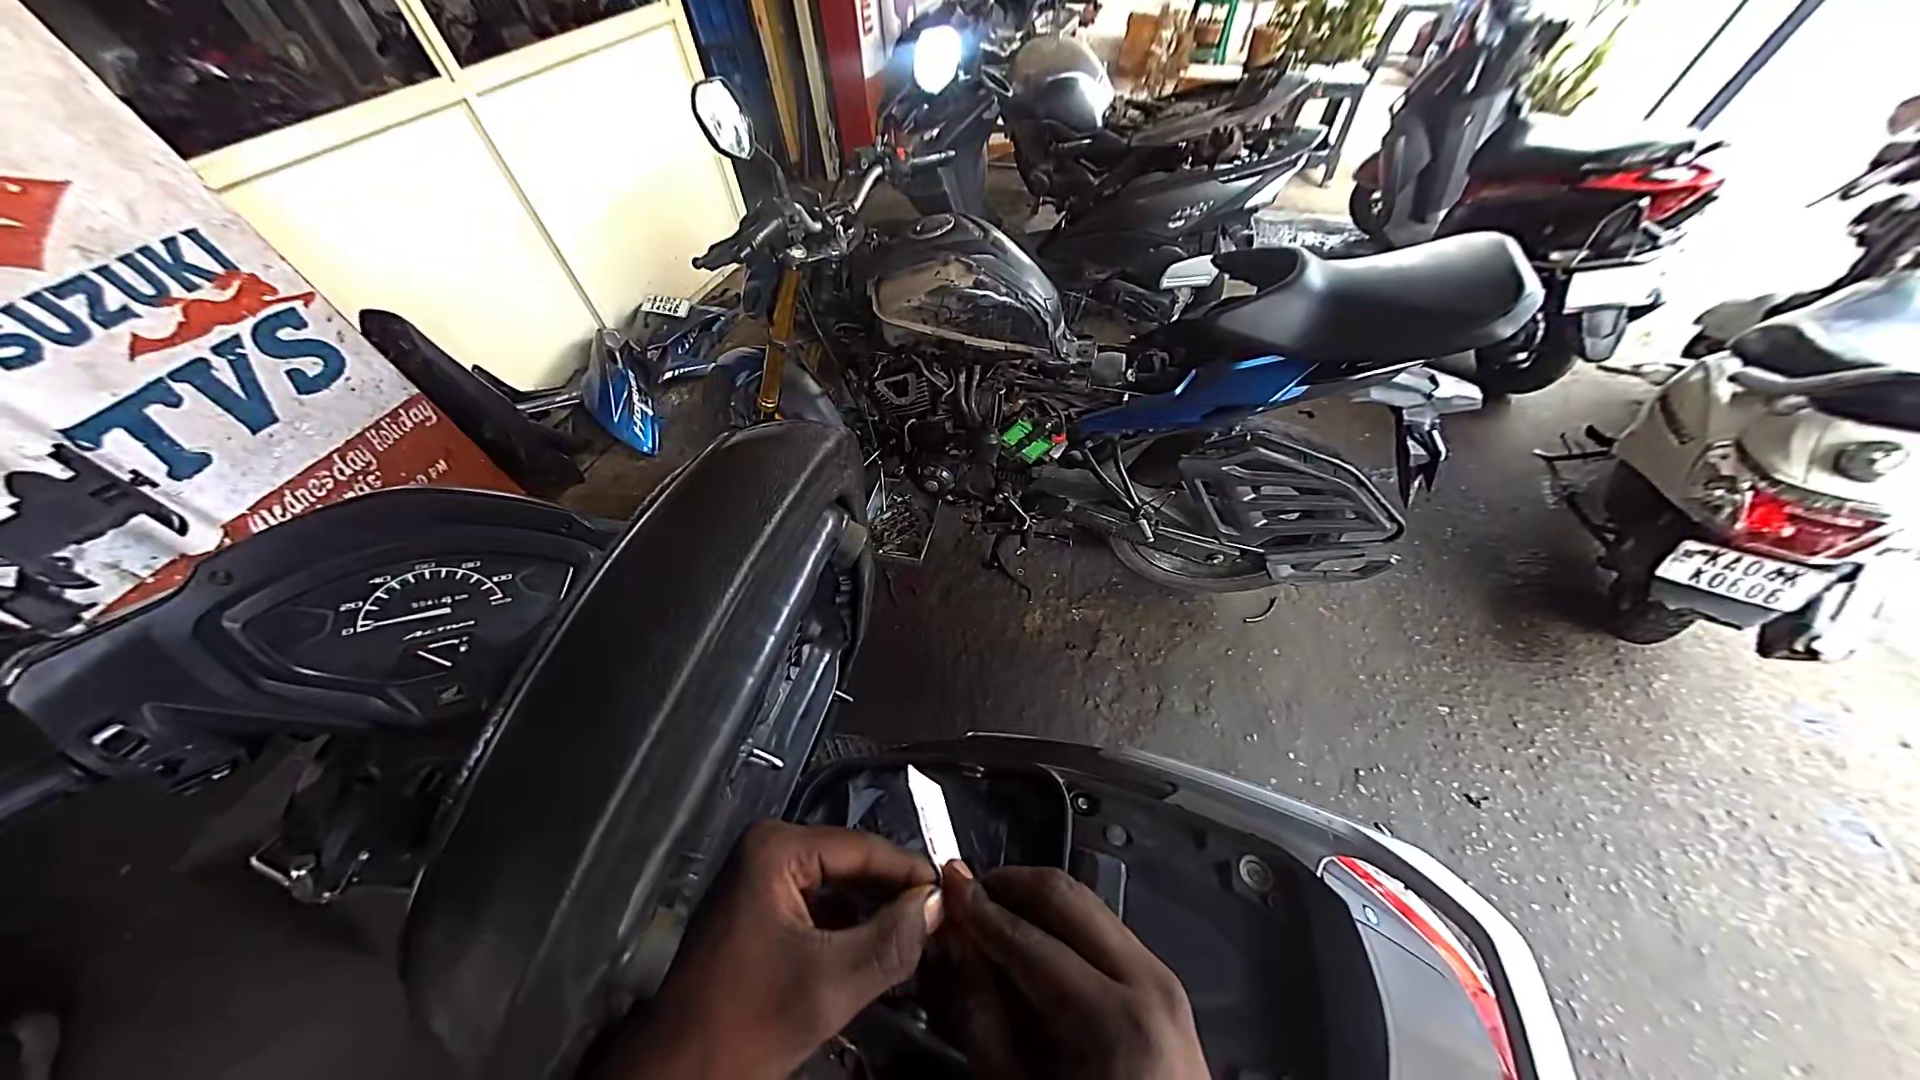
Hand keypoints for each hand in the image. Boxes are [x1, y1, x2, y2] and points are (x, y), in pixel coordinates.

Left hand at [609, 821, 941, 1079]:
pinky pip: (820, 905)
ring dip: (875, 914)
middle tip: (937, 922)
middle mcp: (768, 849)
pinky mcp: (762, 906)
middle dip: (894, 897)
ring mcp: (762, 876)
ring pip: (839, 886)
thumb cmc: (740, 1027)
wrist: (672, 1077)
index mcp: (776, 848)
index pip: (864, 848)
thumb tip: (936, 905)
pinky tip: (879, 951)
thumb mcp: (829, 985)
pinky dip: (850, 927)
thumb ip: (891, 940)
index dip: (911, 873)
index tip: (949, 896)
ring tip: (916, 939)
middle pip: (852, 865)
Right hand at [943, 862, 1208, 1079]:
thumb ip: (983, 1011)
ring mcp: (1161, 974)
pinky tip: (1030, 935)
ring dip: (1032, 896)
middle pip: (1063, 894)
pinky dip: (1060, 919)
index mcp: (1112, 1022)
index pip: (1028, 937)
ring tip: (993, 912)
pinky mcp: (1162, 975)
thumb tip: (960, 938)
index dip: (978, 906)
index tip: (948, 884)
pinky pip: (1101, 924)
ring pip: (1084, 900)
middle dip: (1008, 883)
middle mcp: (1146, 982)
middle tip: (968, 891)